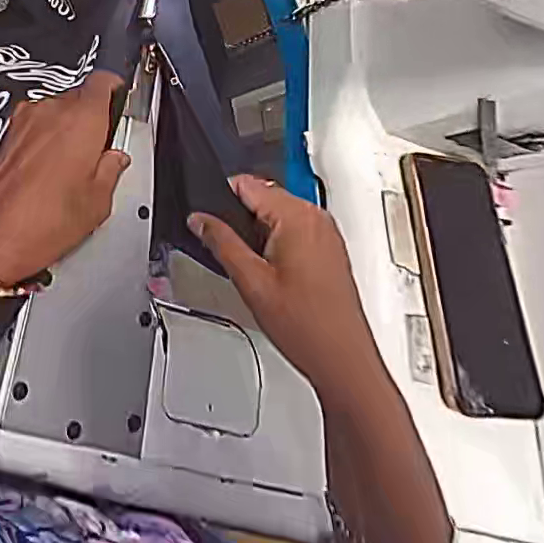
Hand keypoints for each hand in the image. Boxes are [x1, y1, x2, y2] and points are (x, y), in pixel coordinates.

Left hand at [0, 71, 130, 284]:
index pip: (103, 81)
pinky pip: (36, 124)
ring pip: (56, 110)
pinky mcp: (8, 133)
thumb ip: (112, 168)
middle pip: (81, 96)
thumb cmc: (44, 220)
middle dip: (92, 117)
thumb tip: (115, 159)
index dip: (115, 89)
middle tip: (100, 148)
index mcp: (84, 119)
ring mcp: (27, 119)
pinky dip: (45, 138)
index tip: (120, 101)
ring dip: (66, 128)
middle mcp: (53, 110)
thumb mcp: (99, 200)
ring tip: (71, 165)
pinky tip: (49, 170)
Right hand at [190, 176, 384, 400]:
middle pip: (264, 197)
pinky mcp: (329, 246)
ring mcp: (326, 231)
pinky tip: (275, 275)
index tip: (208, 219)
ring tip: (256, 270)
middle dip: (241, 218)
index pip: (248, 183)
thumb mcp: (251, 281)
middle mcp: (316, 216)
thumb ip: (221, 242)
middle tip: (232, 252)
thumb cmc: (308, 327)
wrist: (342, 359)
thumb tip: (200, 220)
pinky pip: (296, 228)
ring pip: (279, 213)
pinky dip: (279, 242)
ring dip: (260, 232)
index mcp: (296, 216)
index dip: (222, 199)